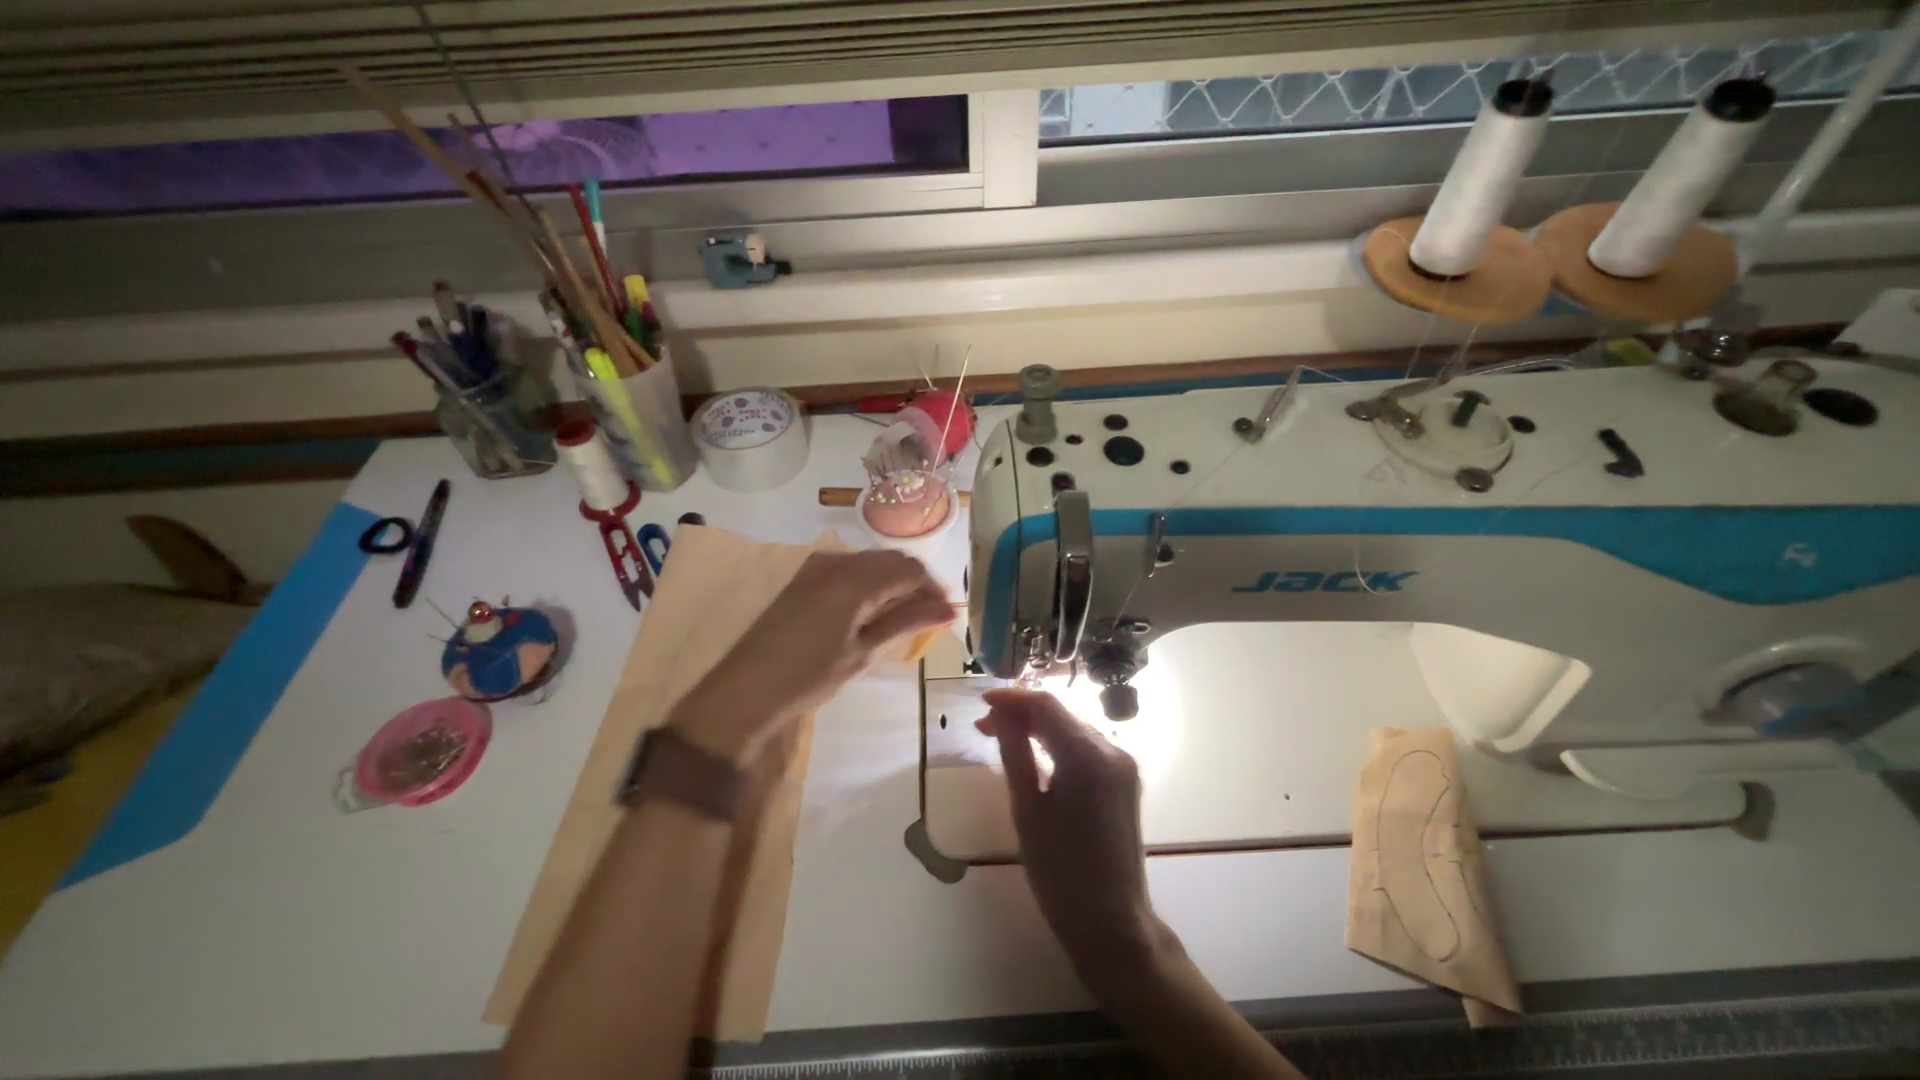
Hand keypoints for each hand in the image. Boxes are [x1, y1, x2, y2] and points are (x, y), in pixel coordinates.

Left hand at [672, 550, 951, 763]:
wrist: (745, 691)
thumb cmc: (809, 676)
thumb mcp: (863, 652)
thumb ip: (906, 623)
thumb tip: (948, 609)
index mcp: (855, 579)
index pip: (910, 569)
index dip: (933, 589)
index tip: (947, 616)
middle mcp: (836, 562)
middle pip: (890, 560)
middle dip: (915, 585)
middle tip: (929, 620)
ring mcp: (816, 567)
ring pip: (869, 564)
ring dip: (891, 585)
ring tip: (902, 621)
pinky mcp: (803, 579)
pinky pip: (848, 571)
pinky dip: (868, 587)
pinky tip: (871, 616)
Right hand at [977, 689, 1160, 970]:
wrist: (1111, 922)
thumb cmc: (1060, 871)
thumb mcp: (1027, 809)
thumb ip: (1014, 753)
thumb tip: (999, 713)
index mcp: (1088, 755)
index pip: (1046, 705)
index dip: (1012, 698)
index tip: (980, 702)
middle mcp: (1113, 751)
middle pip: (1063, 714)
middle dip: (1024, 713)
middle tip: (984, 727)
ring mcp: (1124, 767)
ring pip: (1076, 730)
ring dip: (1041, 728)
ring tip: (1003, 739)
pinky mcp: (1125, 783)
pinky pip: (1088, 750)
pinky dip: (1060, 745)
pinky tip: (1036, 757)